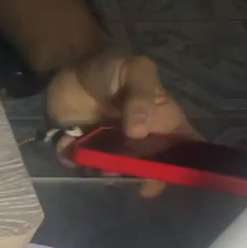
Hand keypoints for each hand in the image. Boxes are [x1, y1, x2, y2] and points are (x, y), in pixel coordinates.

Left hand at [46, 48, 197, 196]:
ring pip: (109, 173)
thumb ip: (142, 96)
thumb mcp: (136, 70)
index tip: (161, 181)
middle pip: (143, 169)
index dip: (178, 167)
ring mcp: (109, 147)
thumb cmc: (111, 66)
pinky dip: (71, 159)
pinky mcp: (81, 151)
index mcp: (161, 119)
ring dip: (98, 171)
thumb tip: (140, 133)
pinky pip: (77, 165)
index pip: (180, 146)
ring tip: (89, 155)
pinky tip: (66, 141)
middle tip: (116, 175)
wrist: (70, 68)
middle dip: (132, 178)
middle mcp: (138, 139)